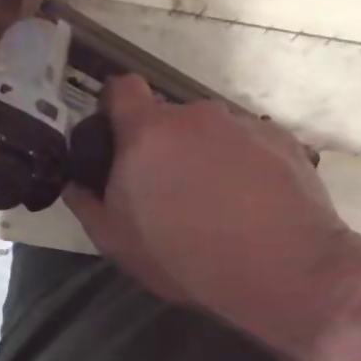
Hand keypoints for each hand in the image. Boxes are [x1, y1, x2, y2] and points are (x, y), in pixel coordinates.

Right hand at [64, 74, 360, 360]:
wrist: (284, 271)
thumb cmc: (186, 258)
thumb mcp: (117, 242)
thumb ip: (88, 204)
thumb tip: (76, 183)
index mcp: (147, 132)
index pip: (121, 88)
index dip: (114, 106)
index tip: (117, 136)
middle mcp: (195, 115)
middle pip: (168, 117)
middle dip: (163, 145)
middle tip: (169, 190)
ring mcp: (243, 123)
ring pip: (210, 132)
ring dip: (204, 154)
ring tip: (217, 202)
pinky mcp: (281, 138)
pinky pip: (248, 143)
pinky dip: (243, 163)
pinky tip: (252, 203)